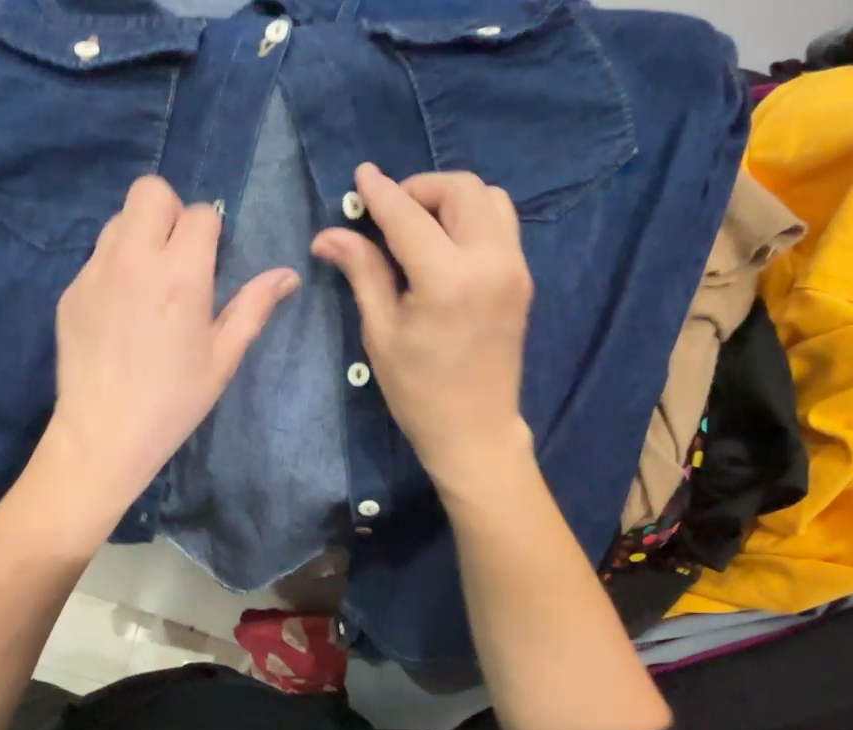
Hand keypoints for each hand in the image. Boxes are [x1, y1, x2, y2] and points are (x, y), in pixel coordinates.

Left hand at [43, 176, 299, 516]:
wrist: (104, 434)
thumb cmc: (173, 401)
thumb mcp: (222, 358)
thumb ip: (253, 308)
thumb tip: (287, 275)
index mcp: (181, 275)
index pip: (200, 214)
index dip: (210, 233)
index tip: (209, 262)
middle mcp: (134, 259)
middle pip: (150, 191)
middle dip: (170, 213)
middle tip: (176, 256)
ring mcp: (96, 272)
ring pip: (118, 219)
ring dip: (139, 235)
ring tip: (147, 281)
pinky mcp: (71, 291)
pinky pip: (96, 256)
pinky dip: (113, 267)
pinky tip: (119, 311)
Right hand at [311, 165, 534, 488]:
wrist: (474, 430)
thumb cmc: (418, 391)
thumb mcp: (381, 333)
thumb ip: (363, 273)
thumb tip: (329, 235)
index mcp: (448, 279)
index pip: (409, 217)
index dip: (381, 193)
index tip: (361, 176)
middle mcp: (490, 261)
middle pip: (461, 189)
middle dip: (420, 189)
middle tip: (390, 212)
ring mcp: (514, 267)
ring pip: (490, 198)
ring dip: (451, 198)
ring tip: (419, 225)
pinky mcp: (522, 278)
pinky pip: (501, 223)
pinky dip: (472, 217)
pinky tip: (444, 245)